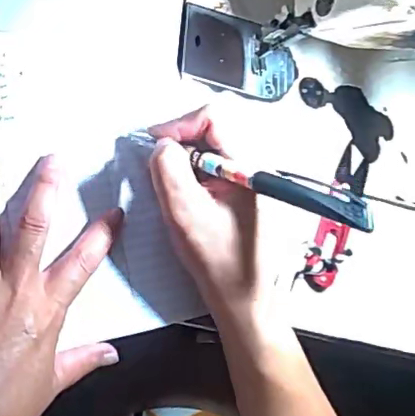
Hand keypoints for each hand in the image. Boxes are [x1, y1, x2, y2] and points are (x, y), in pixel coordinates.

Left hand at [0, 152, 121, 415]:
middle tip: (51, 159)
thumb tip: (111, 352)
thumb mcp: (51, 383)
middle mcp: (16, 289)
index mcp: (47, 310)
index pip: (83, 263)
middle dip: (44, 188)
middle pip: (33, 228)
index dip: (101, 235)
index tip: (114, 211)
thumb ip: (81, 359)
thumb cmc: (7, 409)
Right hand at [146, 107, 270, 332]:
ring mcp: (252, 177)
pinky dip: (195, 172)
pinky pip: (216, 164)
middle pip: (212, 128)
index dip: (179, 125)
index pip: (213, 117)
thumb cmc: (221, 264)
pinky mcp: (245, 188)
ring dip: (187, 158)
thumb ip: (169, 171)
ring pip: (212, 146)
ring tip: (176, 185)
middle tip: (162, 165)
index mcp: (249, 166)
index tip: (157, 144)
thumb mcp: (185, 214)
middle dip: (181, 142)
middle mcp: (256, 165)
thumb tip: (163, 145)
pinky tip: (189, 196)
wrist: (244, 298)